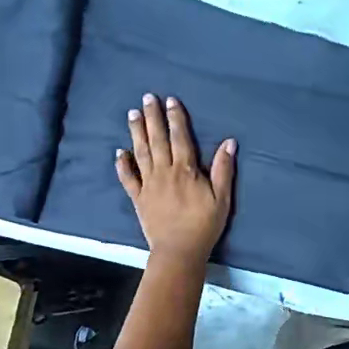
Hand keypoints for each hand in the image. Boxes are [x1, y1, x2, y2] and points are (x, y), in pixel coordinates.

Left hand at [115, 93, 235, 267]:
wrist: (179, 251)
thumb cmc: (204, 226)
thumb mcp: (222, 198)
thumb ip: (223, 170)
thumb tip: (229, 142)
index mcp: (185, 170)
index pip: (180, 137)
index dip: (175, 117)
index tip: (170, 100)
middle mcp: (164, 172)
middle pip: (158, 139)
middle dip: (152, 117)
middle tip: (147, 97)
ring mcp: (149, 185)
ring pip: (141, 153)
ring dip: (137, 132)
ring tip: (132, 114)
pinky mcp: (138, 199)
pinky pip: (128, 178)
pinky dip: (123, 164)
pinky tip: (119, 152)